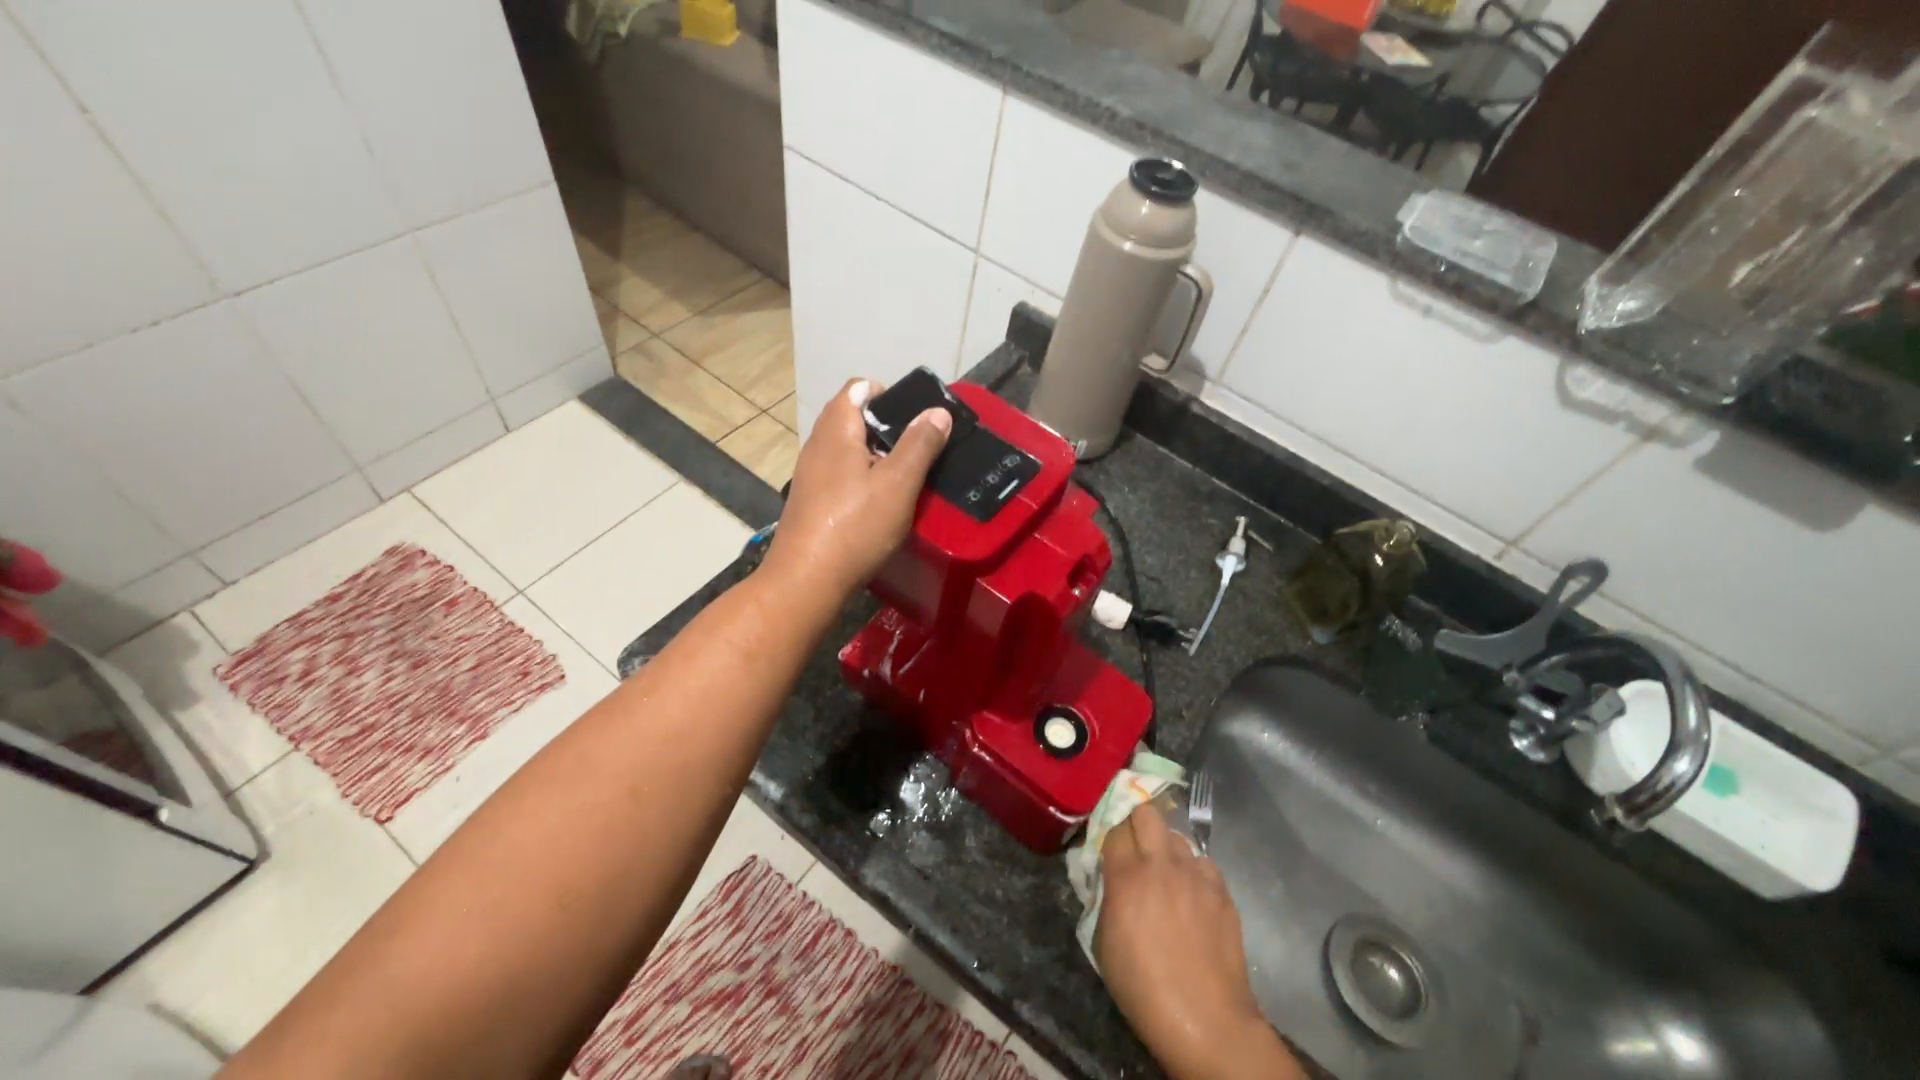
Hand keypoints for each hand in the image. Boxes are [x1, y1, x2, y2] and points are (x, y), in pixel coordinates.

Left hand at [762, 378, 950, 598]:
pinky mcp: (810, 500)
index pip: (859, 388)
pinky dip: (861, 479)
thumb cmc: (856, 525)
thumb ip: (919, 444)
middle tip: (916, 450)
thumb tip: (937, 411)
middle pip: (852, 417)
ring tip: (904, 479)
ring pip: (847, 449)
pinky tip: (879, 505)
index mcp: (837, 428)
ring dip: (875, 456)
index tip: (916, 420)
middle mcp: (817, 443)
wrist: (807, 579)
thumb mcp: (899, 483)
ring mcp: (810, 473)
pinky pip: (840, 474)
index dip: (889, 395)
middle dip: (886, 428)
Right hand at [1096, 802, 1302, 1079]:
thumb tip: (1110, 880)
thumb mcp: (1103, 942)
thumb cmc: (1142, 987)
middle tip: (1135, 852)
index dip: (1109, 840)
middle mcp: (1162, 864)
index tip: (1109, 855)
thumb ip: (1106, 898)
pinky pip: (1204, 864)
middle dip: (1137, 825)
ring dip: (1167, 849)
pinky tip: (1192, 898)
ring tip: (1166, 877)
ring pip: (1178, 836)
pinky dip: (1194, 872)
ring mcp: (1197, 875)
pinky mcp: (1223, 891)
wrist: (1204, 1018)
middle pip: (1148, 813)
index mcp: (1127, 876)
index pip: (1113, 829)